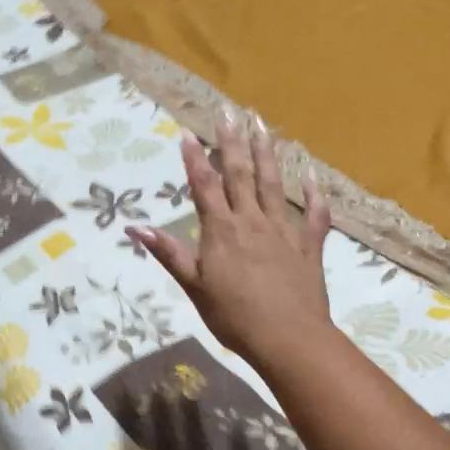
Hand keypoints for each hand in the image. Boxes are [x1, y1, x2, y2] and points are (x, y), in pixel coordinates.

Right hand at [127, 109, 333, 364]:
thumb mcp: (194, 286)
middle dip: (232, 142)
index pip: (205, 186)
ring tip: (262, 125)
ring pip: (273, 185)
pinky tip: (312, 176)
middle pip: (240, 174)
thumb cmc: (233, 316)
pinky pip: (313, 216)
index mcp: (221, 230)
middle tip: (229, 111)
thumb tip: (135, 227)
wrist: (288, 338)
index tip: (188, 132)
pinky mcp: (307, 247)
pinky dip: (314, 195)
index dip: (195, 159)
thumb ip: (169, 253)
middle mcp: (252, 221)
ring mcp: (283, 231)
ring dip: (267, 154)